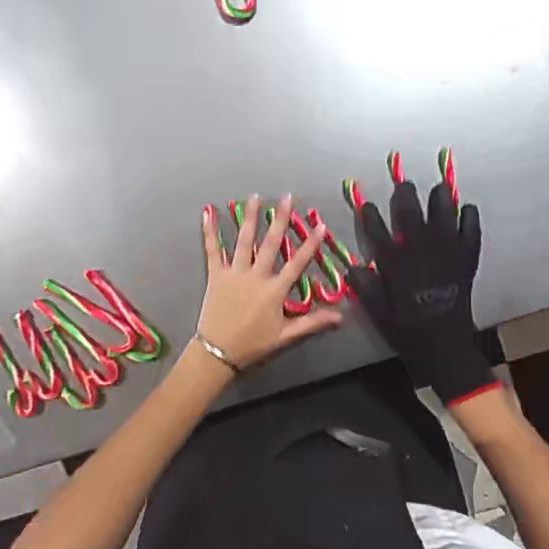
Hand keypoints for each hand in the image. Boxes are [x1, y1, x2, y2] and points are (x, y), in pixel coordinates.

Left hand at [196, 195, 343, 368]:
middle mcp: (256, 276)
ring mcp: (234, 273)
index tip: (320, 225)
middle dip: (281, 219)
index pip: (297, 263)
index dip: (310, 244)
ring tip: (255, 197)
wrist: (218, 351)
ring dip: (250, 218)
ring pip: (244, 240)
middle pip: (271, 243)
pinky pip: (213, 250)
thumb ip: (312, 322)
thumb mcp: (286, 335)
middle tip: (287, 198)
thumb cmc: (253, 344)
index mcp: (275, 290)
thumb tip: (340, 316)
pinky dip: (210, 232)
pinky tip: (208, 213)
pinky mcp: (216, 275)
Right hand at [345, 176, 494, 403]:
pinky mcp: (466, 260)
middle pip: (411, 213)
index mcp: (395, 264)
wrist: (445, 346)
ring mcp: (446, 253)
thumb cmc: (408, 332)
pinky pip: (470, 231)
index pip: (377, 231)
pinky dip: (468, 217)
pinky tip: (466, 209)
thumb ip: (367, 287)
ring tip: (437, 188)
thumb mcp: (379, 313)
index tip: (365, 204)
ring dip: (439, 199)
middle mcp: (419, 252)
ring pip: (443, 215)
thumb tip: (354, 267)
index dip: (370, 215)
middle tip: (404, 185)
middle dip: (405, 195)